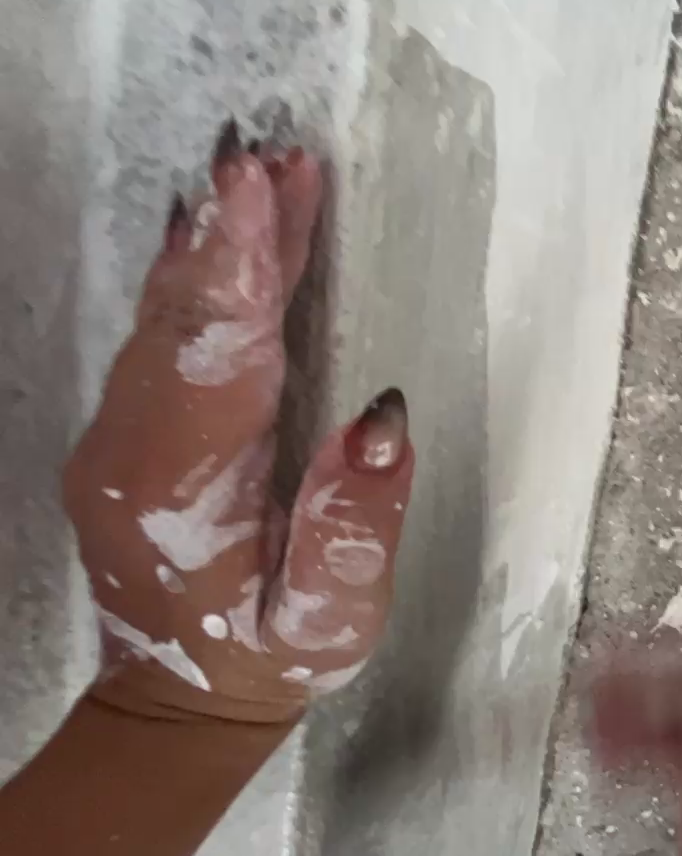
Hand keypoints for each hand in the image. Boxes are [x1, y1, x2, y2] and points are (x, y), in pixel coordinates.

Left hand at [60, 121, 413, 724]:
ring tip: (268, 181)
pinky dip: (205, 282)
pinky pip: (173, 340)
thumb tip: (381, 419)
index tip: (266, 193)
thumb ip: (357, 518)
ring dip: (221, 246)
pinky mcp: (144, 432)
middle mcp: (132, 445)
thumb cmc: (278, 653)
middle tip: (273, 159)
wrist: (185, 696)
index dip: (243, 274)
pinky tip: (225, 244)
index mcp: (178, 485)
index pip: (217, 358)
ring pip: (172, 320)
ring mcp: (126, 435)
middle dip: (231, 236)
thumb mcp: (336, 609)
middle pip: (185, 320)